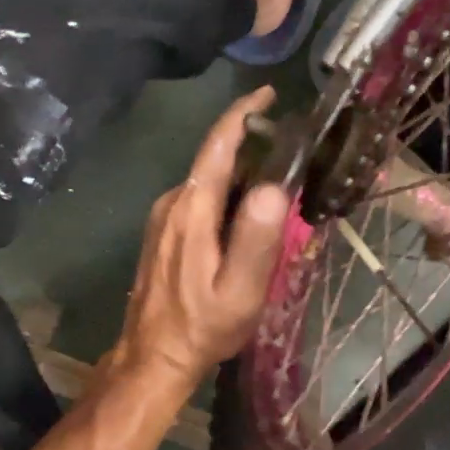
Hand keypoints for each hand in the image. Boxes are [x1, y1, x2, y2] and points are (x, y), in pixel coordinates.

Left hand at [110, 87, 290, 383]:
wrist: (153, 357)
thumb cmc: (202, 326)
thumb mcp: (239, 289)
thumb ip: (257, 237)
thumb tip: (275, 185)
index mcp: (191, 209)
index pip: (217, 146)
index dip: (243, 114)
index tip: (269, 93)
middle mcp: (173, 203)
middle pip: (215, 160)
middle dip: (252, 145)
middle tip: (295, 149)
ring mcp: (163, 218)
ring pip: (208, 181)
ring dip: (242, 173)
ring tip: (282, 181)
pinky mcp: (164, 233)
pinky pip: (200, 200)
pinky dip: (227, 195)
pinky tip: (248, 214)